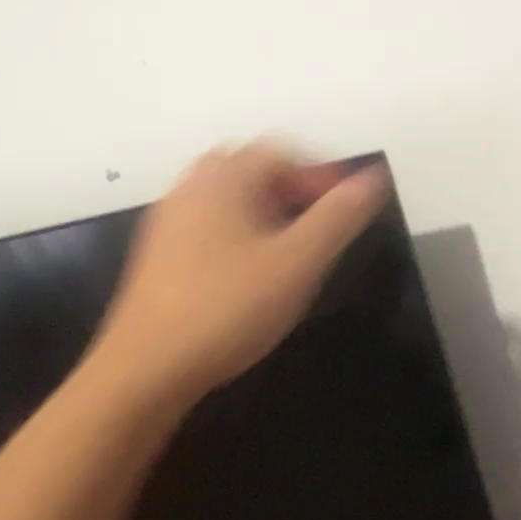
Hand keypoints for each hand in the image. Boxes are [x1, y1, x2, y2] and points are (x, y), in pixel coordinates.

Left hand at [93, 140, 386, 400]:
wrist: (147, 368)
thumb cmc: (228, 309)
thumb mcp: (297, 264)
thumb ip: (338, 218)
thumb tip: (373, 178)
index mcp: (223, 178)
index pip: (280, 151)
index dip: (320, 173)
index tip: (345, 208)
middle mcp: (190, 188)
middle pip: (249, 168)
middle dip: (290, 188)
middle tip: (318, 225)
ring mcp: (168, 222)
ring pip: (226, 199)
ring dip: (264, 212)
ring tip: (290, 252)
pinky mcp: (159, 256)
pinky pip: (208, 225)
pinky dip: (238, 234)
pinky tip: (250, 277)